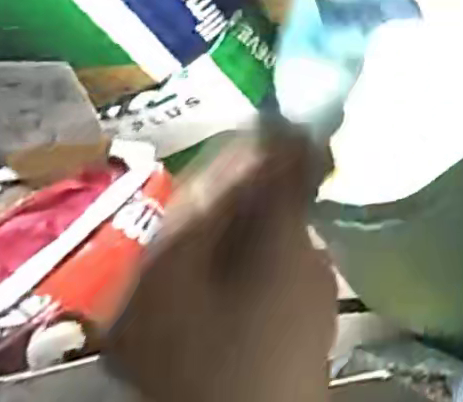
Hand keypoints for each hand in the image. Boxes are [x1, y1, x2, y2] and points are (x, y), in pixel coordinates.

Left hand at [105, 132, 334, 401]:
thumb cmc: (269, 338)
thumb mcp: (283, 256)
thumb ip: (282, 188)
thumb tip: (294, 130)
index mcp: (161, 253)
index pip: (214, 171)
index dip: (268, 141)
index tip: (315, 124)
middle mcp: (144, 272)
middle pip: (211, 197)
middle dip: (266, 169)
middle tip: (318, 152)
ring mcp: (158, 301)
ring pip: (217, 223)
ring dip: (264, 197)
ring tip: (311, 180)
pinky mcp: (183, 318)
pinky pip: (220, 250)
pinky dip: (256, 227)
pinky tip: (289, 223)